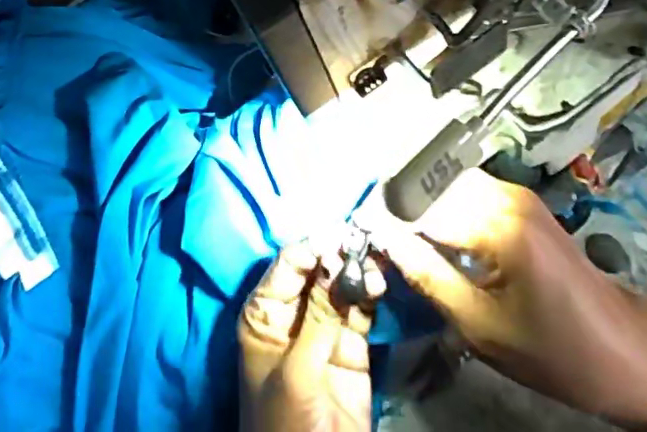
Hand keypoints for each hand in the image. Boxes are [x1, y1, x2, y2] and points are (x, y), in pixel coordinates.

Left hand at [238, 241, 385, 431]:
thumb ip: (319, 316)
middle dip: (341, 252)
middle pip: (318, 269)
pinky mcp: (352, 345)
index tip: (340, 234)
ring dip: (360, 269)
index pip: (288, 264)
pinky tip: (381, 281)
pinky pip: (361, 307)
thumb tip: (338, 260)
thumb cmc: (286, 426)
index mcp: (266, 313)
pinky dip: (372, 292)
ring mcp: (324, 328)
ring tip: (376, 261)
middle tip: (365, 239)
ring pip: (343, 284)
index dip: (313, 246)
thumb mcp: (297, 372)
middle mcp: (294, 313)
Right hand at [370, 169, 646, 423]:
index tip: (360, 229)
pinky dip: (448, 208)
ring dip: (425, 205)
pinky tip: (437, 235)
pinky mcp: (523, 200)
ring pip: (450, 184)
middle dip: (403, 206)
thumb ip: (428, 276)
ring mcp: (517, 193)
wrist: (624, 349)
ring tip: (402, 235)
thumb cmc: (555, 350)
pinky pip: (471, 192)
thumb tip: (383, 239)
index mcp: (497, 224)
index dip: (386, 218)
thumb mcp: (481, 326)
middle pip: (434, 184)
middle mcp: (506, 194)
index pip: (421, 206)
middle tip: (377, 232)